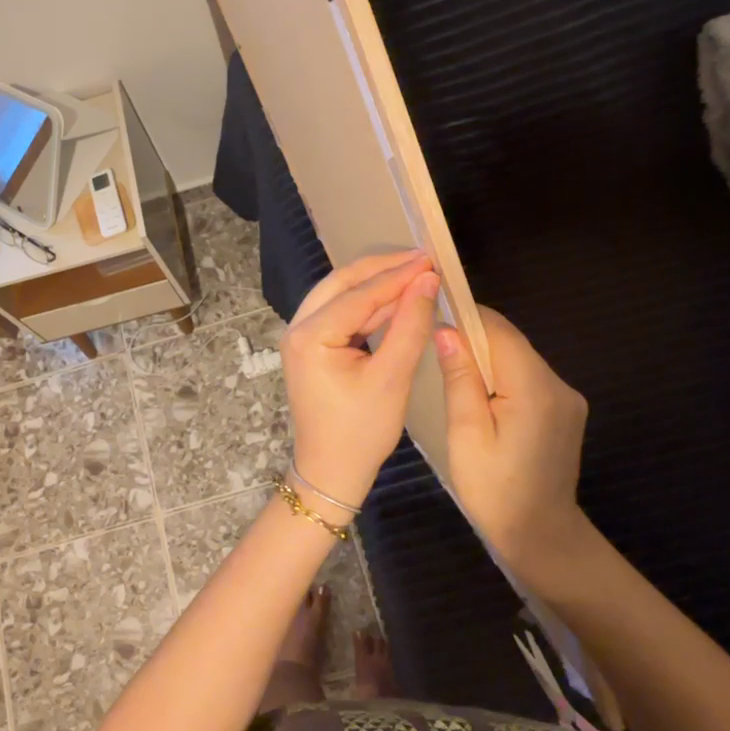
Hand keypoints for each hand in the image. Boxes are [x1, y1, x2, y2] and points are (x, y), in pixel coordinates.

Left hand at [282, 251, 439, 510]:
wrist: (331, 471)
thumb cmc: (361, 431)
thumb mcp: (392, 378)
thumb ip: (410, 325)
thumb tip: (427, 280)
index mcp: (311, 337)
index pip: (360, 294)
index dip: (398, 274)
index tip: (432, 259)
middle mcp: (298, 329)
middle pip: (342, 283)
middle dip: (383, 269)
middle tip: (423, 260)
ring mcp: (300, 337)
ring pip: (340, 295)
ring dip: (376, 286)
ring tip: (416, 275)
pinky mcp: (311, 347)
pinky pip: (340, 314)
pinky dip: (367, 305)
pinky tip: (396, 301)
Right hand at [435, 307, 591, 560]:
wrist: (541, 535)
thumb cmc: (494, 490)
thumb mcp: (467, 435)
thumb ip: (460, 379)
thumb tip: (446, 330)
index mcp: (533, 388)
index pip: (499, 330)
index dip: (466, 316)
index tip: (432, 313)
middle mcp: (558, 384)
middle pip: (510, 342)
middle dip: (473, 338)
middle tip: (433, 347)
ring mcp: (566, 397)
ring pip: (518, 360)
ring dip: (486, 360)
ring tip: (451, 373)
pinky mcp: (565, 411)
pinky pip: (528, 379)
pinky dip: (502, 378)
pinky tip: (480, 399)